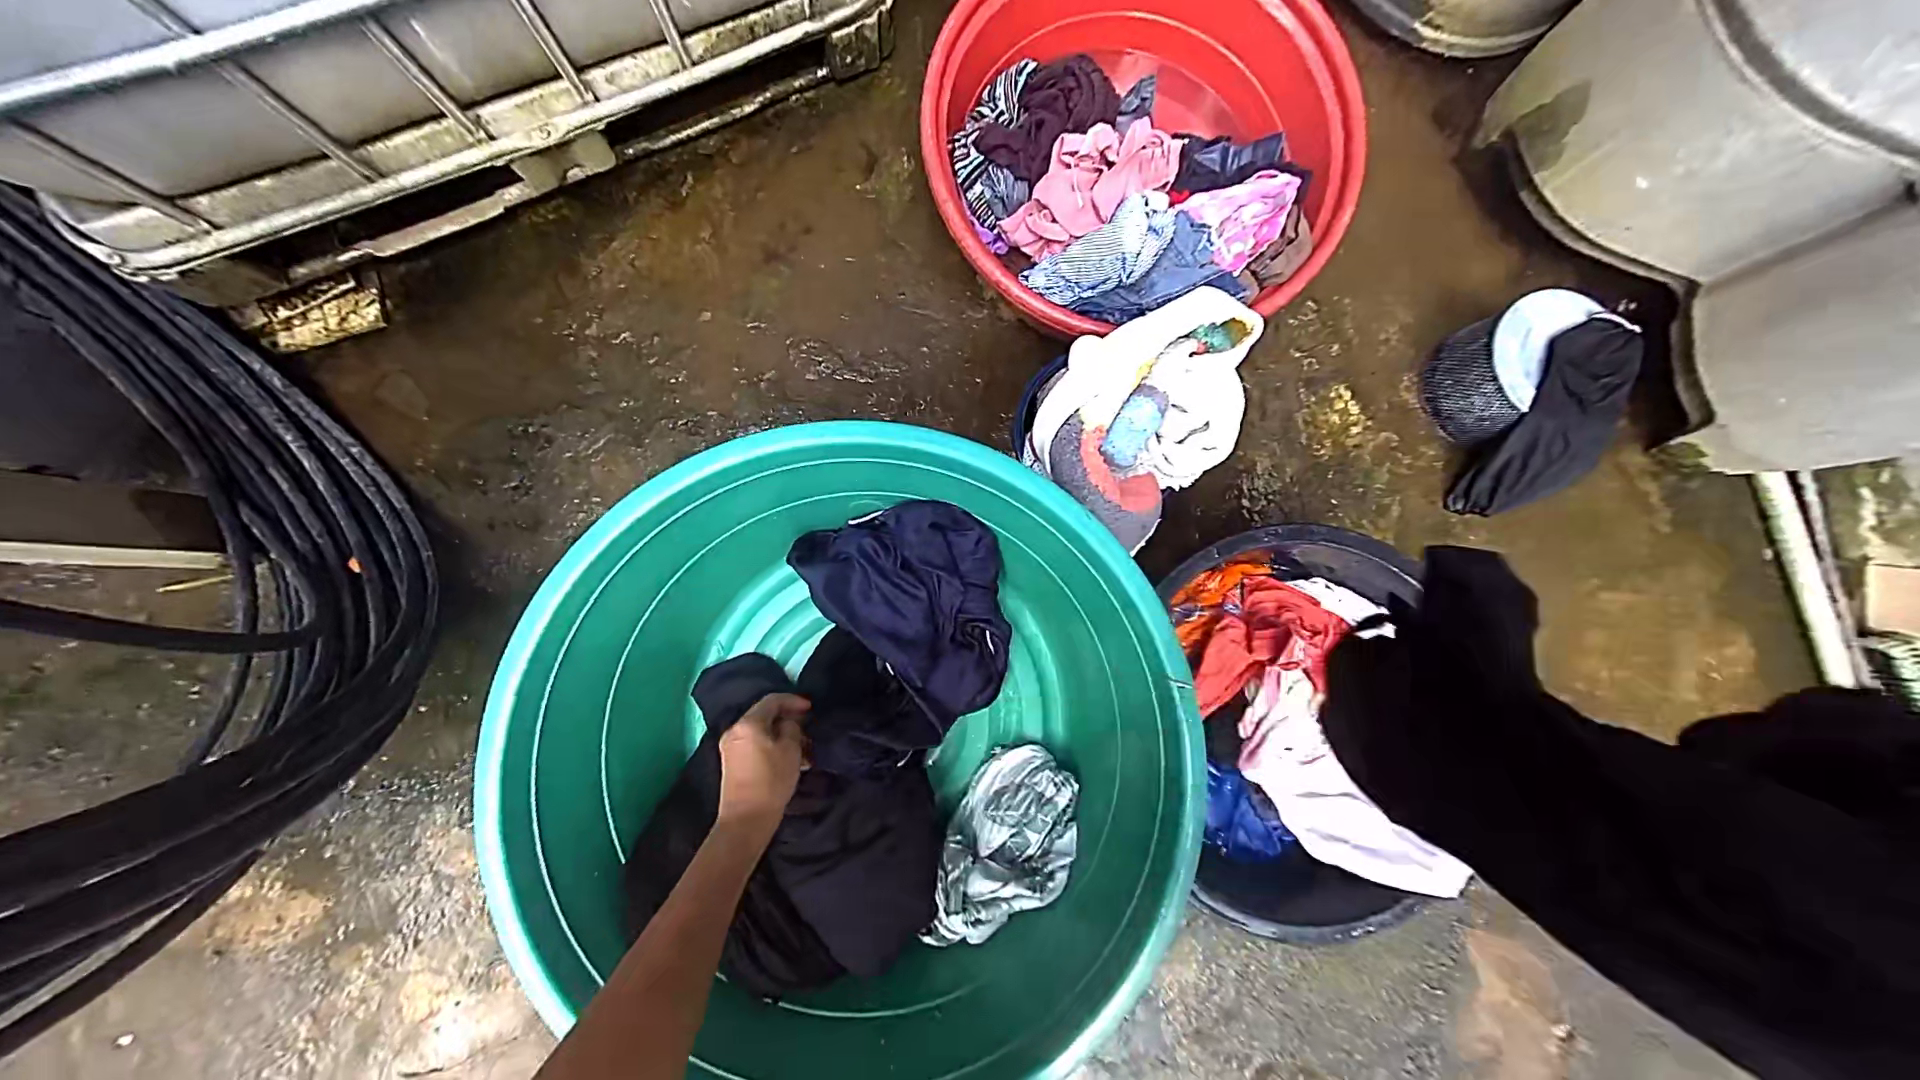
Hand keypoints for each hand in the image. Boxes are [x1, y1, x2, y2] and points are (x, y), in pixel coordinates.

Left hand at [716, 693, 809, 834]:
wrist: (746, 820)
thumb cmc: (771, 780)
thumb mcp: (791, 749)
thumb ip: (792, 727)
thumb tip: (788, 722)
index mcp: (747, 723)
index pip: (772, 700)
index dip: (793, 701)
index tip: (811, 708)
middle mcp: (734, 731)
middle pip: (765, 716)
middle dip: (788, 720)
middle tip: (808, 728)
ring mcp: (731, 748)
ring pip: (761, 732)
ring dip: (782, 736)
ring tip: (804, 749)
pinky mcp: (733, 764)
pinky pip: (756, 745)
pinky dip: (772, 746)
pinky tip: (789, 760)